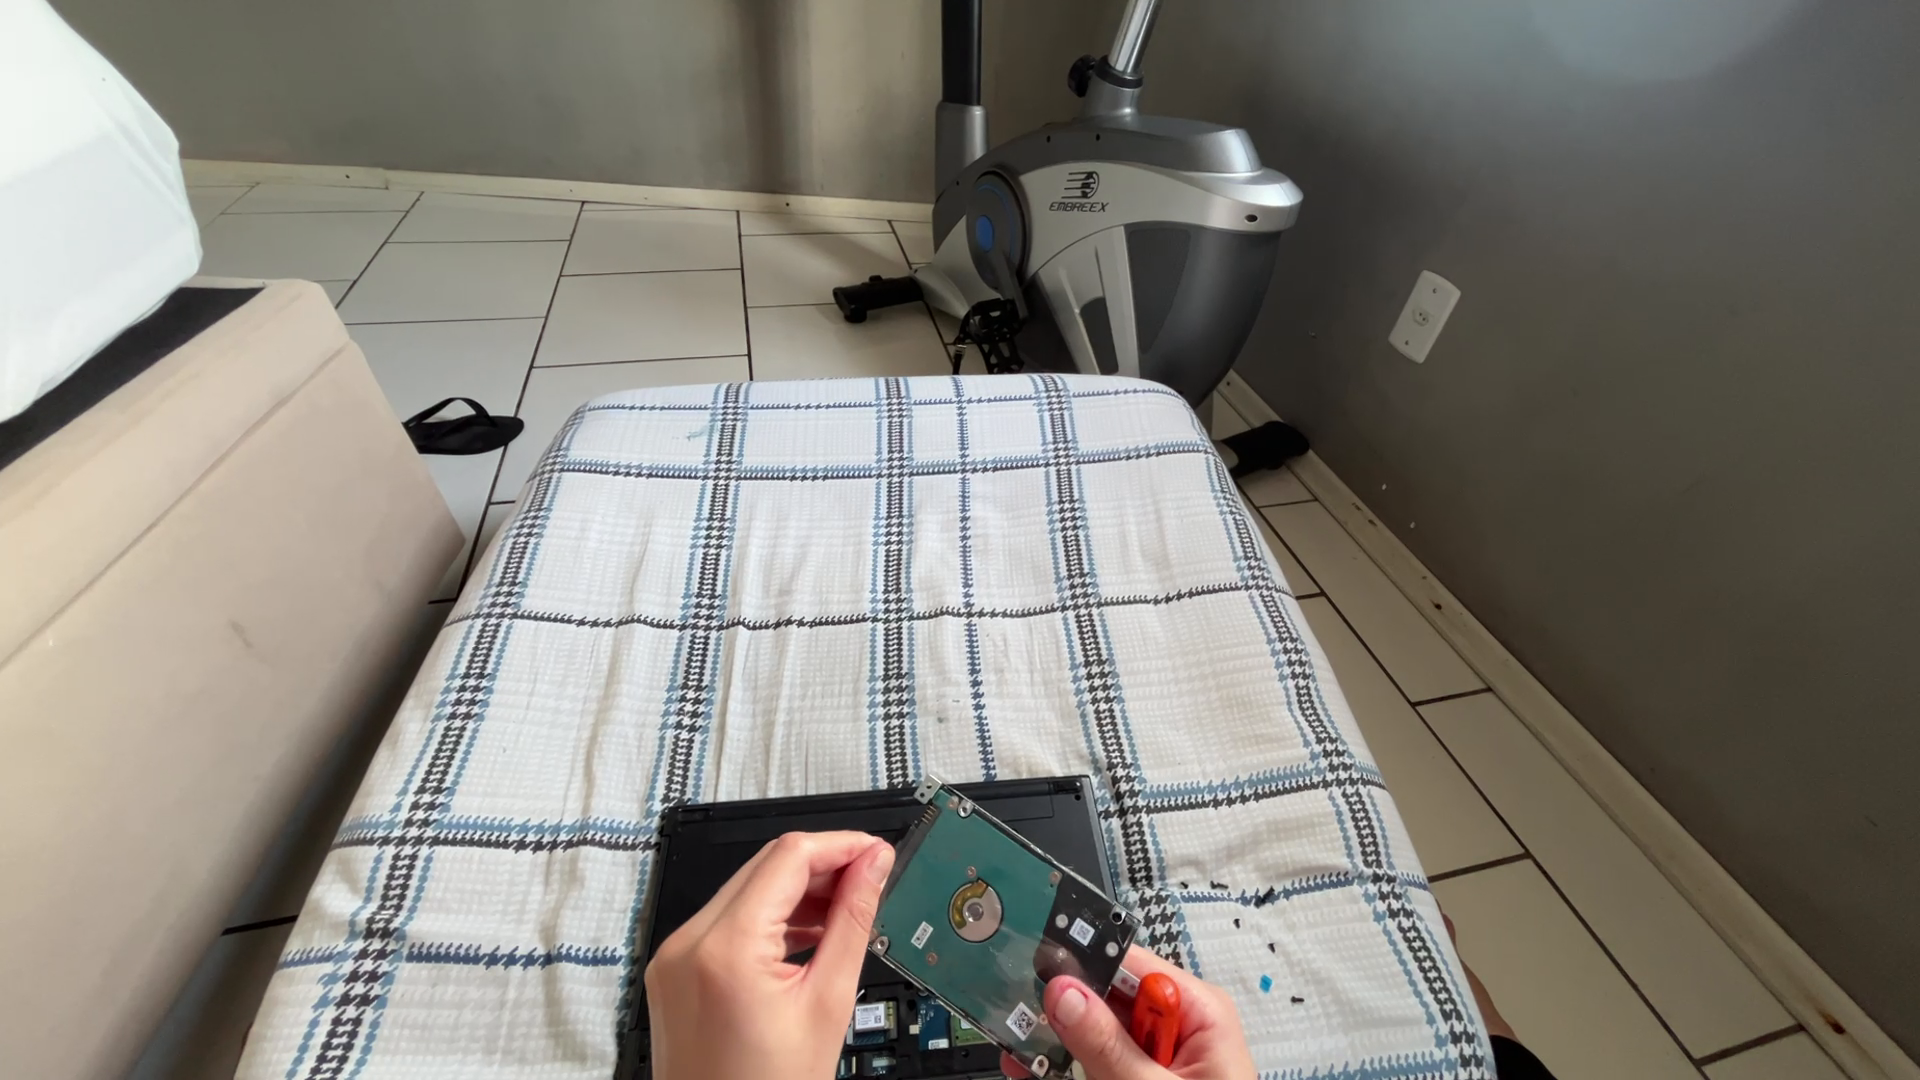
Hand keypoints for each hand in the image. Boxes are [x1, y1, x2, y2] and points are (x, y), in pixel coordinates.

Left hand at [645, 831, 894, 1079]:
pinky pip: (731, 916)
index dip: (840, 845)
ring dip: (799, 888)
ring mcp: (676, 955)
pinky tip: (809, 931)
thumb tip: (874, 864)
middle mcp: (689, 941)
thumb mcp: (828, 1002)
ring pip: (750, 885)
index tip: (875, 853)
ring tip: (844, 910)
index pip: (790, 856)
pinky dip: (772, 914)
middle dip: (823, 865)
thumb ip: (854, 920)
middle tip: (868, 878)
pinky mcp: (676, 968)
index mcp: (725, 948)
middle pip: (768, 864)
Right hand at [1003, 945, 1254, 1079]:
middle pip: (1105, 996)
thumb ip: (1110, 1047)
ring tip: (1016, 1050)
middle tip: (1013, 1017)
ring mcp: (1157, 1052)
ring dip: (1057, 1042)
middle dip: (1062, 1009)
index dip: (1080, 963)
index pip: (1127, 963)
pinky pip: (1100, 1060)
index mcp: (1196, 1007)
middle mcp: (1176, 1020)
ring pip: (1095, 1032)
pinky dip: (1069, 1066)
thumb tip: (1061, 990)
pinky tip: (1033, 1068)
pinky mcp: (1142, 1077)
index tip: (1033, 970)